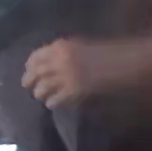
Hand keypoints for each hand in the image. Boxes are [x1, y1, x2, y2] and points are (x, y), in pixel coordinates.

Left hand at [22, 38, 151, 108]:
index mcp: (61, 46)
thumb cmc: (106, 53)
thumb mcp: (81, 47)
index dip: (29, 66)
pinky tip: (53, 104)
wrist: (124, 62)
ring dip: (40, 93)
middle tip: (29, 87)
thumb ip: (63, 53)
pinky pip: (56, 99)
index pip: (36, 56)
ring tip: (43, 97)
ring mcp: (67, 76)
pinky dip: (52, 102)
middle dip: (30, 81)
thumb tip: (47, 64)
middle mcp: (60, 60)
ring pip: (42, 87)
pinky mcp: (74, 91)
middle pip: (36, 73)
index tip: (27, 71)